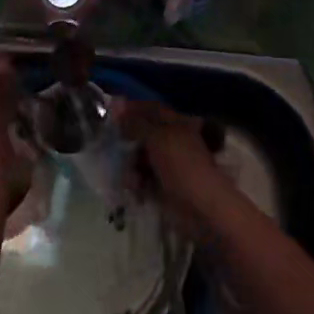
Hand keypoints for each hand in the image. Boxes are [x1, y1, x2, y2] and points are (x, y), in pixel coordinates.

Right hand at [118, 96, 235, 236]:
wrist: (202, 209)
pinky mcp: (163, 186)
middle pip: (142, 134)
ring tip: (129, 175)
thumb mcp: (157, 137)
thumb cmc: (182, 165)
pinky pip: (142, 177)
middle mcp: (171, 141)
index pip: (150, 109)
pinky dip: (136, 182)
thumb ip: (135, 122)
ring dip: (130, 165)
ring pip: (140, 157)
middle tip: (112, 143)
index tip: (111, 112)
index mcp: (176, 124)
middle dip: (127, 140)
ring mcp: (168, 164)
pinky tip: (135, 188)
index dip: (131, 108)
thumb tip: (117, 104)